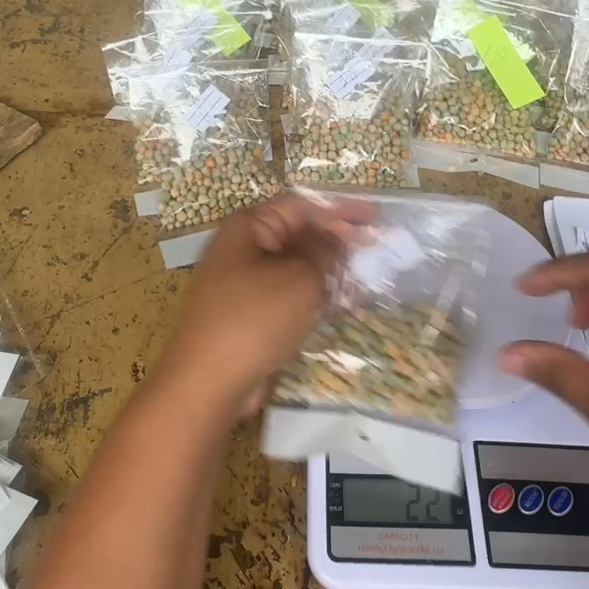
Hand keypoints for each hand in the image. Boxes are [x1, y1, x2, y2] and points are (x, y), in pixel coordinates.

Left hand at [158, 193, 374, 413]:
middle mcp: (244, 248)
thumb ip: (326, 253)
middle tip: (378, 246)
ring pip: (297, 266)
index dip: (340, 208)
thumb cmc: (255, 319)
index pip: (301, 205)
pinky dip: (317, 294)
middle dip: (338, 238)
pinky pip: (291, 293)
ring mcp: (246, 282)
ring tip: (370, 274)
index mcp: (249, 227)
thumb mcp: (300, 279)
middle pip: (299, 234)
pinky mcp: (252, 314)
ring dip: (332, 268)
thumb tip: (338, 239)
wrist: (209, 382)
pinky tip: (348, 302)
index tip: (375, 217)